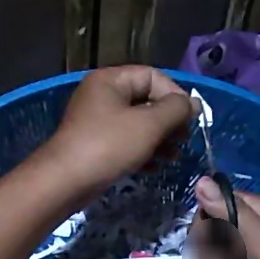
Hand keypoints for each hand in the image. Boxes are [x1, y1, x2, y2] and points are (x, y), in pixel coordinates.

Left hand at [35, 66, 193, 196]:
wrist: (65, 182)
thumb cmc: (108, 146)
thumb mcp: (148, 124)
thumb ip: (176, 110)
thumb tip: (194, 103)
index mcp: (111, 80)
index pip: (153, 76)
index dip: (175, 95)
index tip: (190, 120)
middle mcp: (103, 95)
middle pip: (146, 99)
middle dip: (169, 120)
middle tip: (183, 140)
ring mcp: (98, 121)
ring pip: (138, 123)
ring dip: (160, 139)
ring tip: (173, 157)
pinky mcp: (96, 144)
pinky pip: (127, 141)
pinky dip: (143, 151)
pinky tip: (155, 167)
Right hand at [194, 177, 259, 258]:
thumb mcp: (259, 239)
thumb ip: (230, 212)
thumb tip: (201, 181)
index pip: (219, 201)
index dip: (206, 218)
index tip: (201, 240)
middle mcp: (258, 223)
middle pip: (218, 224)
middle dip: (211, 245)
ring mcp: (257, 246)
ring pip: (222, 246)